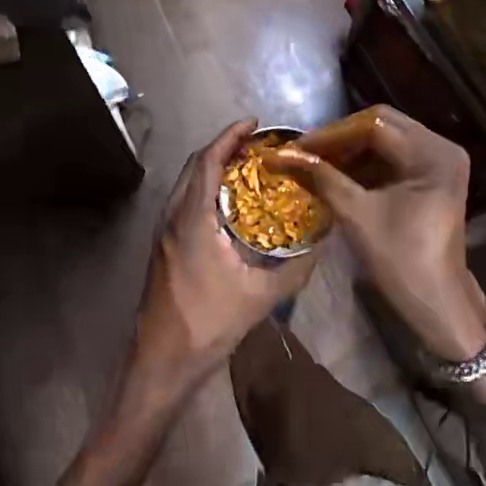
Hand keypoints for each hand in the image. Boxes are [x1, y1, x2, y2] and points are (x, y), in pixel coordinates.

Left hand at [134, 119, 316, 380]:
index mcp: (192, 220)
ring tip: (246, 166)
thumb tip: (324, 243)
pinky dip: (204, 186)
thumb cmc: (207, 324)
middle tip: (255, 143)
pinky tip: (228, 202)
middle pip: (194, 165)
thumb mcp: (260, 298)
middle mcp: (172, 217)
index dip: (228, 137)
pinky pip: (184, 199)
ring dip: (211, 165)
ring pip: (186, 182)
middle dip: (222, 146)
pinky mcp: (162, 245)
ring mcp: (163, 231)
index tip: (253, 123)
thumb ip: (295, 269)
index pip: (207, 161)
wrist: (161, 362)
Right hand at [270, 106, 485, 360]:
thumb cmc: (401, 260)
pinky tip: (338, 170)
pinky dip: (366, 160)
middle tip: (306, 151)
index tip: (297, 146)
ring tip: (316, 160)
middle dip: (341, 137)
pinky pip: (395, 153)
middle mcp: (442, 146)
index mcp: (432, 154)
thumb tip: (283, 154)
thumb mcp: (357, 215)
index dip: (332, 134)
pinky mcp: (433, 172)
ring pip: (387, 137)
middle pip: (382, 125)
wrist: (436, 302)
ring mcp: (440, 158)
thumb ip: (323, 177)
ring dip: (351, 148)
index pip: (375, 126)